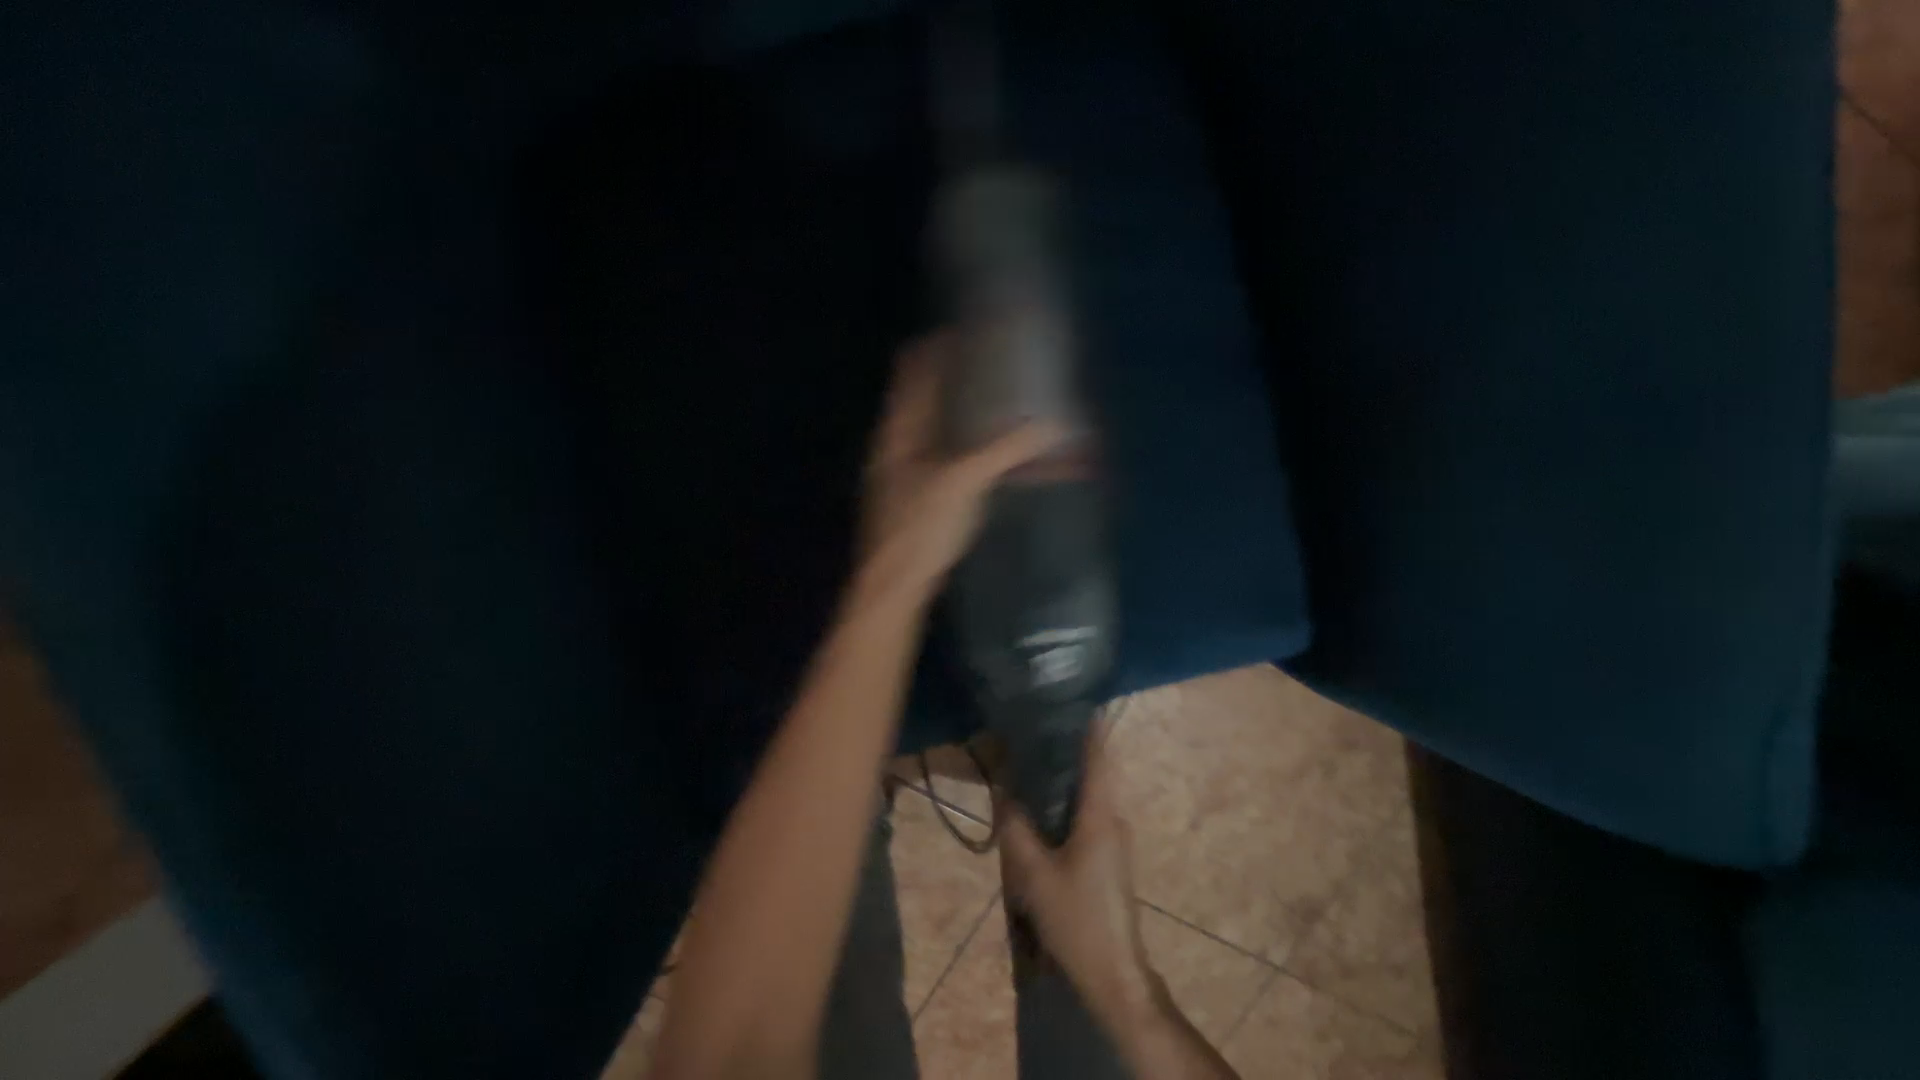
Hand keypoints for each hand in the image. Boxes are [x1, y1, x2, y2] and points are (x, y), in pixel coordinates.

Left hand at [857, 333, 1063, 600]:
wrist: (893, 587)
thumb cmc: (918, 528)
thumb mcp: (962, 483)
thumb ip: (1004, 450)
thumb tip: (1051, 424)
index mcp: (898, 430)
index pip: (914, 370)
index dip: (937, 346)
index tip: (970, 330)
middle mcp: (899, 444)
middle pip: (927, 397)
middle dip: (959, 379)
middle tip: (997, 364)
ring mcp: (908, 472)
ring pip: (939, 429)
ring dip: (967, 414)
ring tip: (1004, 402)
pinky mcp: (923, 497)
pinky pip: (952, 459)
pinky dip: (974, 449)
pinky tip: (999, 454)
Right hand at [999, 729, 1162, 1027]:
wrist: (1113, 972)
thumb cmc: (1076, 918)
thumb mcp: (1033, 874)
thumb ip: (1015, 828)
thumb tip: (1002, 790)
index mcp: (1100, 814)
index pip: (1097, 754)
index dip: (1084, 725)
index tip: (1064, 700)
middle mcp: (1113, 818)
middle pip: (1089, 771)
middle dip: (1061, 749)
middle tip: (1025, 730)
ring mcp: (1113, 839)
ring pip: (1085, 795)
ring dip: (1059, 779)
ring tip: (1024, 763)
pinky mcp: (1107, 858)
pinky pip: (1084, 816)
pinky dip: (1062, 804)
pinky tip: (1036, 810)